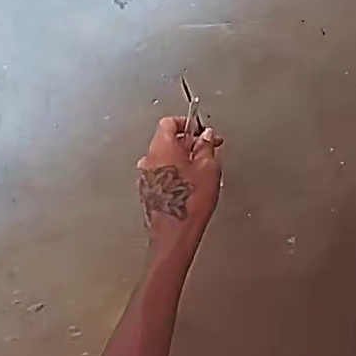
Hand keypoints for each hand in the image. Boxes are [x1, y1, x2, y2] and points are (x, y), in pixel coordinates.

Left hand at [137, 117, 223, 263]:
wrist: (175, 233)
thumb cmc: (189, 202)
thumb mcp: (209, 166)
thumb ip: (206, 146)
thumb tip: (205, 137)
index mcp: (161, 147)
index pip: (169, 122)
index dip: (188, 122)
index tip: (201, 129)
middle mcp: (149, 160)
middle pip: (167, 139)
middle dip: (189, 142)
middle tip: (207, 148)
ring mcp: (146, 177)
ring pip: (165, 157)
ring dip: (183, 158)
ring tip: (202, 169)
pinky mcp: (149, 191)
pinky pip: (163, 173)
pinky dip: (176, 172)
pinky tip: (192, 184)